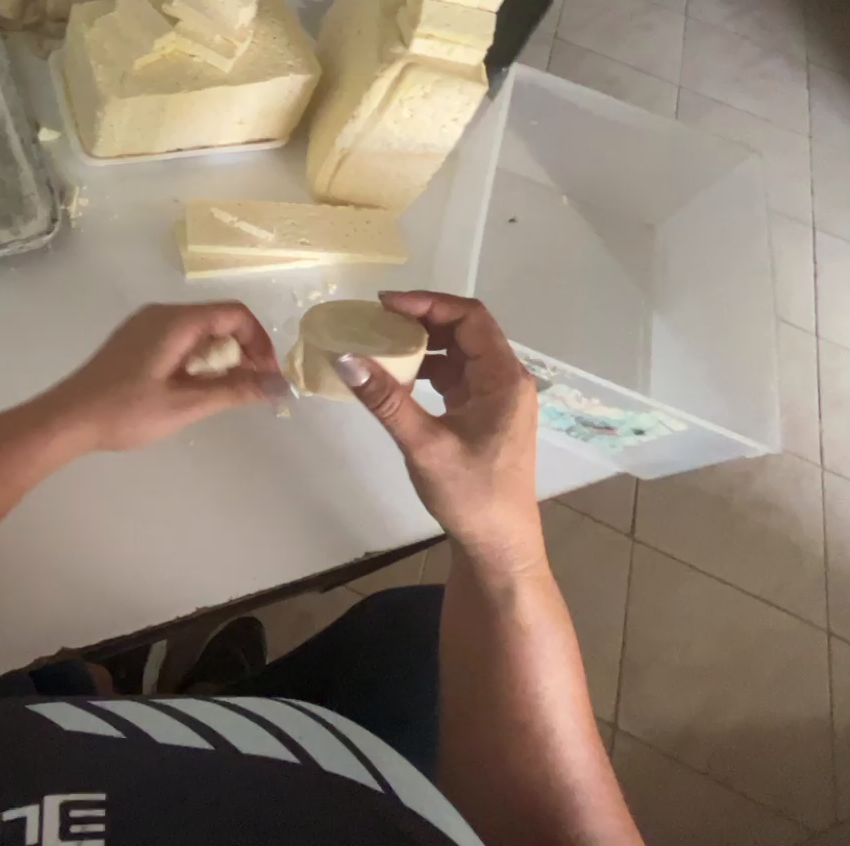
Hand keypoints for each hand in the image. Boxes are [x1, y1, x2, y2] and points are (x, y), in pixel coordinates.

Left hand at [36, 302, 280, 451]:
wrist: (68, 418)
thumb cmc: (126, 411)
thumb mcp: (186, 404)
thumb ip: (234, 390)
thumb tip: (280, 385)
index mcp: (175, 320)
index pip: (235, 314)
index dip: (259, 343)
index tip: (267, 377)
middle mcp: (160, 313)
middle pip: (217, 320)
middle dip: (241, 352)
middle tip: (247, 390)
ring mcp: (144, 325)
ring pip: (198, 331)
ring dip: (218, 358)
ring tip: (219, 394)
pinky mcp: (134, 341)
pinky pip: (178, 340)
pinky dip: (195, 359)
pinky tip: (190, 389)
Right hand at [332, 292, 542, 573]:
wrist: (499, 545)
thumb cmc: (471, 494)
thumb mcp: (423, 444)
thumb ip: (385, 399)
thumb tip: (344, 358)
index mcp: (504, 379)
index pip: (470, 317)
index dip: (427, 303)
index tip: (384, 305)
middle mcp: (505, 380)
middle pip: (465, 329)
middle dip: (420, 318)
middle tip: (375, 320)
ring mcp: (495, 398)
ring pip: (458, 352)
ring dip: (421, 343)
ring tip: (380, 343)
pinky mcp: (482, 414)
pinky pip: (453, 375)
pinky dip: (425, 368)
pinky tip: (397, 378)